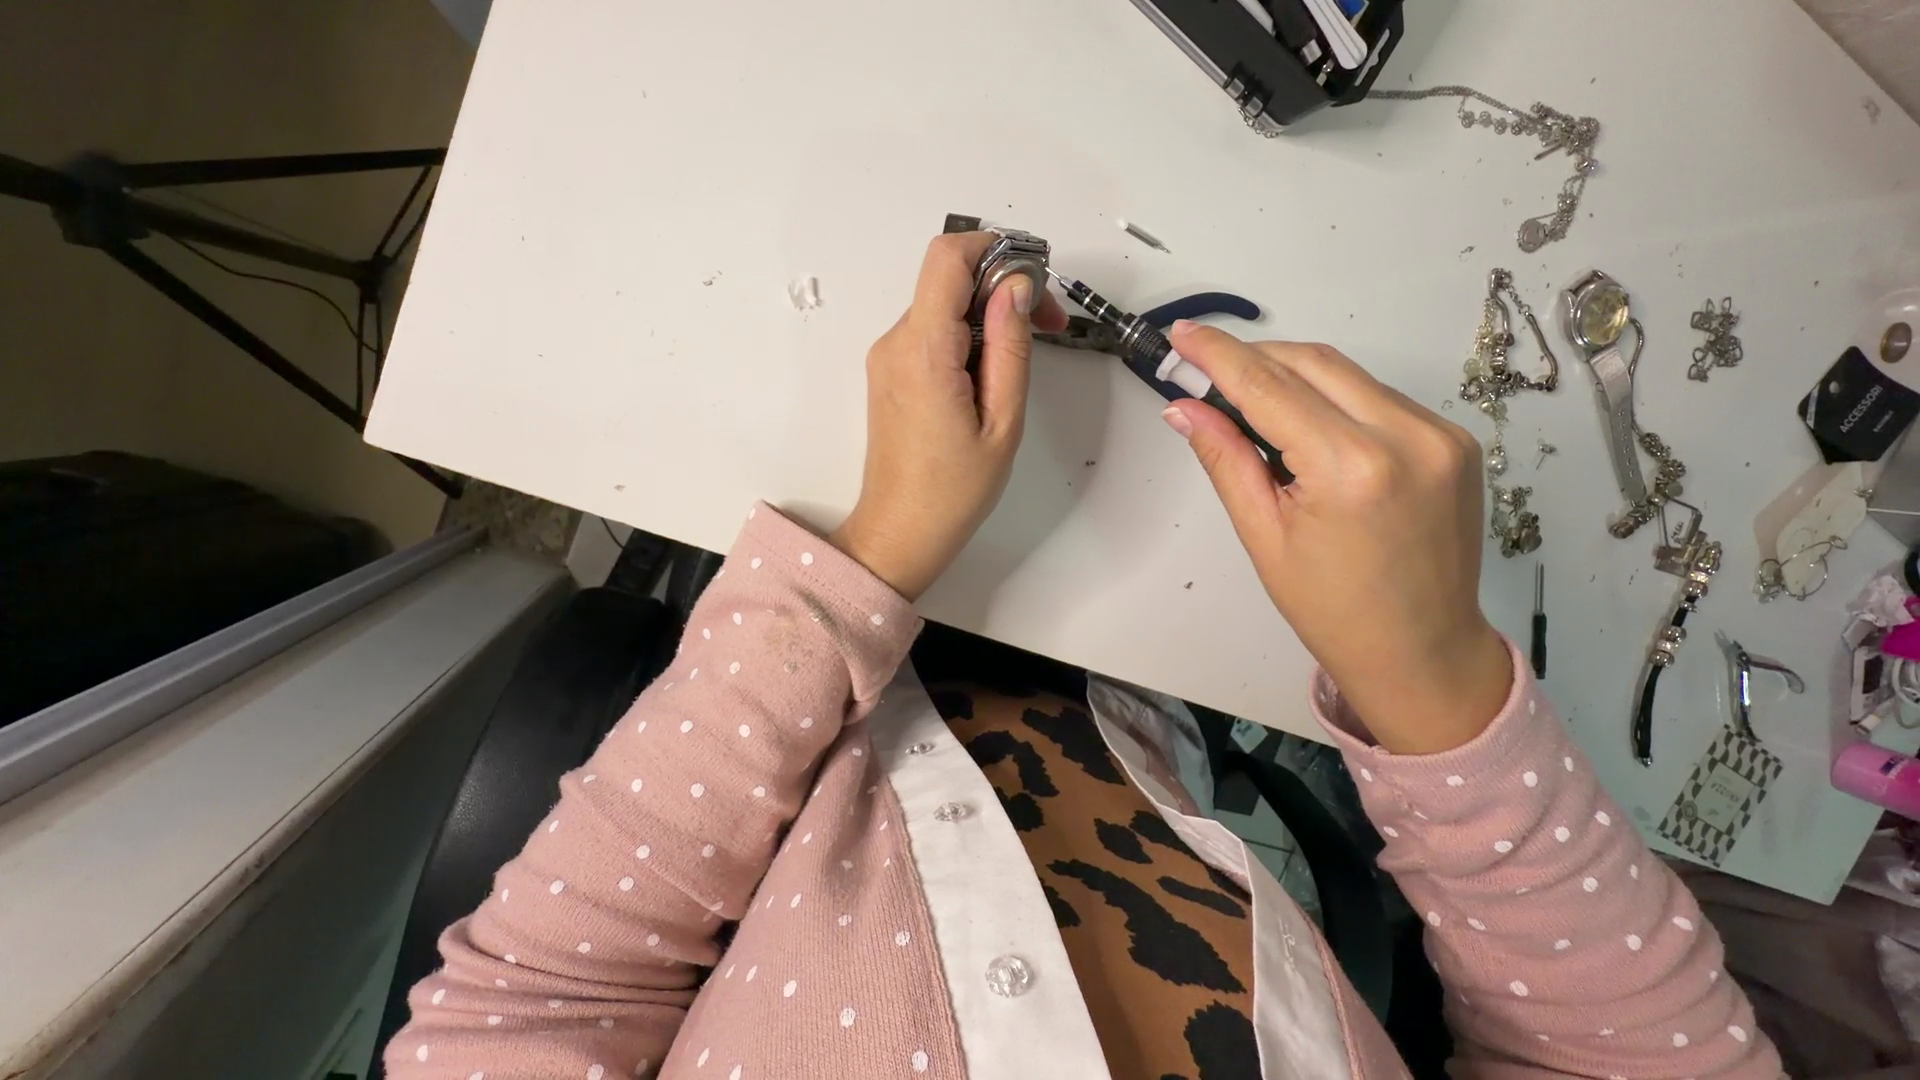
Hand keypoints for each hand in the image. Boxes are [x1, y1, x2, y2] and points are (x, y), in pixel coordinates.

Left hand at [829, 233, 1068, 599]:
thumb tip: (1017, 286)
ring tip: (1019, 364)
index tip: (1035, 279)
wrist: (899, 533)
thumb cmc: (953, 491)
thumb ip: (1010, 346)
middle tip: (1047, 327)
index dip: (996, 249)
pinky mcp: (890, 373)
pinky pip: (931, 333)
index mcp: (923, 351)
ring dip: (987, 316)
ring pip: (943, 306)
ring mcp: (887, 357)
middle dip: (1002, 288)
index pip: (948, 256)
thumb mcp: (1003, 421)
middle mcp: (895, 343)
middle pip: (949, 278)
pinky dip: (966, 338)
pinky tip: (989, 378)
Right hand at [1161, 324, 1512, 754]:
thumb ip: (1225, 460)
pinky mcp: (1455, 440)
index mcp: (1351, 467)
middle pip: (1313, 363)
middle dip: (1255, 358)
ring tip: (1250, 401)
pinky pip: (1379, 397)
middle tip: (1207, 368)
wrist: (1423, 650)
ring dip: (1293, 375)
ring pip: (1348, 374)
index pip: (1269, 387)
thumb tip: (1183, 408)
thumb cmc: (1330, 608)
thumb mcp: (1264, 537)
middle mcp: (1406, 435)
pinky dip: (1334, 398)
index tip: (1184, 333)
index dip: (1220, 355)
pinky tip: (1308, 425)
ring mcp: (1441, 434)